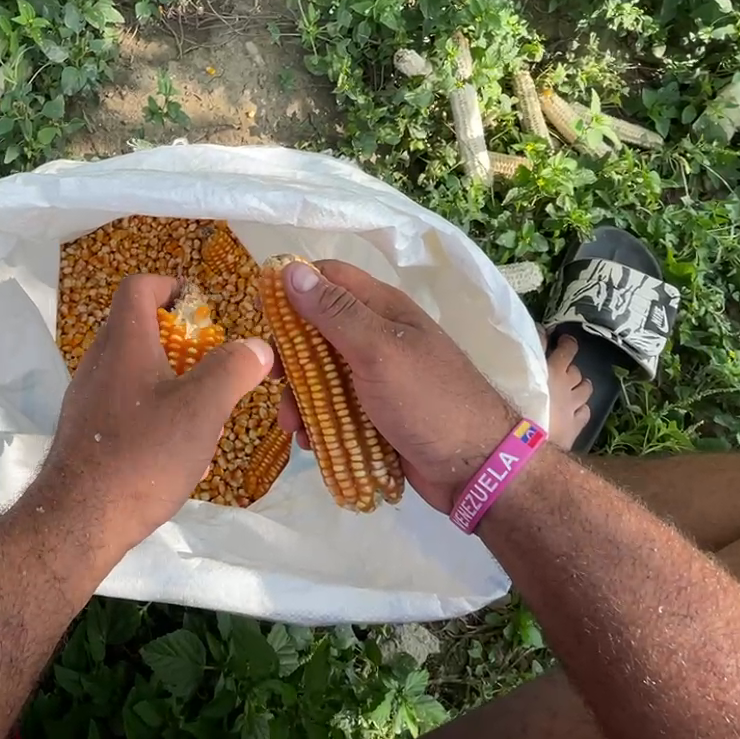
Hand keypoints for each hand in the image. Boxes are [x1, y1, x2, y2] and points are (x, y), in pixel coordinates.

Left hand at [32, 274, 272, 552]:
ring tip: (203, 419)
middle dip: (183, 345)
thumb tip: (257, 347)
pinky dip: (155, 414)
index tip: (201, 311)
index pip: (139, 286)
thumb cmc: (143, 454)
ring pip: (137, 371)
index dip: (171, 286)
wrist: (78, 520)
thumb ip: (232, 370)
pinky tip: (178, 455)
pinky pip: (127, 405)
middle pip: (141, 329)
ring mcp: (88, 396)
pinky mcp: (86, 430)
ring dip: (173, 384)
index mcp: (124, 342)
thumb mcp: (201, 409)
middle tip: (213, 371)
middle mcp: (100, 361)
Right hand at [275, 259, 519, 513]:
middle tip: (272, 378)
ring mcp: (375, 376)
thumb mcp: (377, 350)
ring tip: (292, 424)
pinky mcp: (373, 412)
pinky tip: (309, 441)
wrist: (477, 473)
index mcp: (381, 308)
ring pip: (319, 373)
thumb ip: (333, 312)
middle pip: (316, 329)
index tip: (262, 311)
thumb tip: (291, 268)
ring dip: (299, 396)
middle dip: (290, 354)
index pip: (328, 277)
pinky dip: (316, 421)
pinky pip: (332, 407)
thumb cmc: (428, 401)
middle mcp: (376, 335)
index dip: (293, 286)